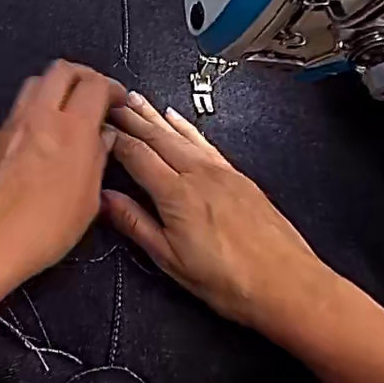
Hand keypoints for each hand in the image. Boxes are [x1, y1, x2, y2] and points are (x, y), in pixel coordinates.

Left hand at [0, 60, 126, 287]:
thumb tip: (103, 137)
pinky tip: (49, 127)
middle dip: (85, 75)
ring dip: (59, 84)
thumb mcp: (88, 200)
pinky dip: (41, 102)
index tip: (119, 99)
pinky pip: (23, 102)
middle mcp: (41, 116)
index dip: (113, 87)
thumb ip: (98, 159)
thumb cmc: (43, 229)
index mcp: (72, 130)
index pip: (95, 85)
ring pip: (39, 80)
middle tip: (98, 93)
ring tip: (73, 106)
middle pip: (63, 69)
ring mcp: (16, 123)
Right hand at [101, 91, 340, 330]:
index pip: (136, 154)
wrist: (287, 283)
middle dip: (130, 116)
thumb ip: (136, 224)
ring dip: (154, 115)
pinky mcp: (237, 175)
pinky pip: (203, 141)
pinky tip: (176, 118)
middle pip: (156, 136)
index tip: (96, 125)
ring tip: (135, 99)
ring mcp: (220, 171)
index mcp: (177, 194)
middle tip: (109, 100)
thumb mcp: (172, 261)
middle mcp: (199, 174)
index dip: (113, 137)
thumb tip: (106, 200)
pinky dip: (186, 126)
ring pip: (179, 134)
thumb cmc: (232, 281)